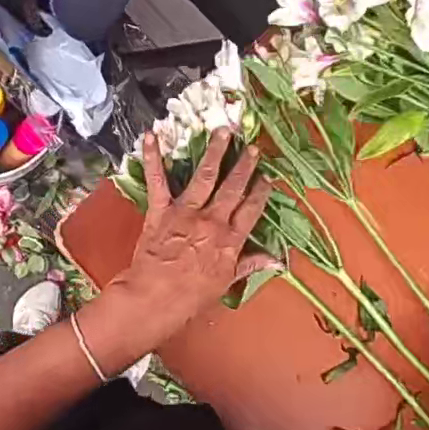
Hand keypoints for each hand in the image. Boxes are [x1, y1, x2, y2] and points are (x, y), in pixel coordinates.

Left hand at [103, 130, 273, 350]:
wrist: (155, 298)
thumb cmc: (190, 296)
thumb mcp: (225, 284)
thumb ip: (248, 265)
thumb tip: (276, 260)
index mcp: (230, 239)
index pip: (251, 210)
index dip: (260, 192)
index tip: (268, 177)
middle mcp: (211, 220)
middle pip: (233, 188)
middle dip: (244, 165)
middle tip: (253, 147)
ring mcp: (186, 212)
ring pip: (204, 176)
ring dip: (214, 152)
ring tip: (223, 131)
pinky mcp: (160, 210)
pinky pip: (157, 180)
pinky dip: (153, 157)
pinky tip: (152, 137)